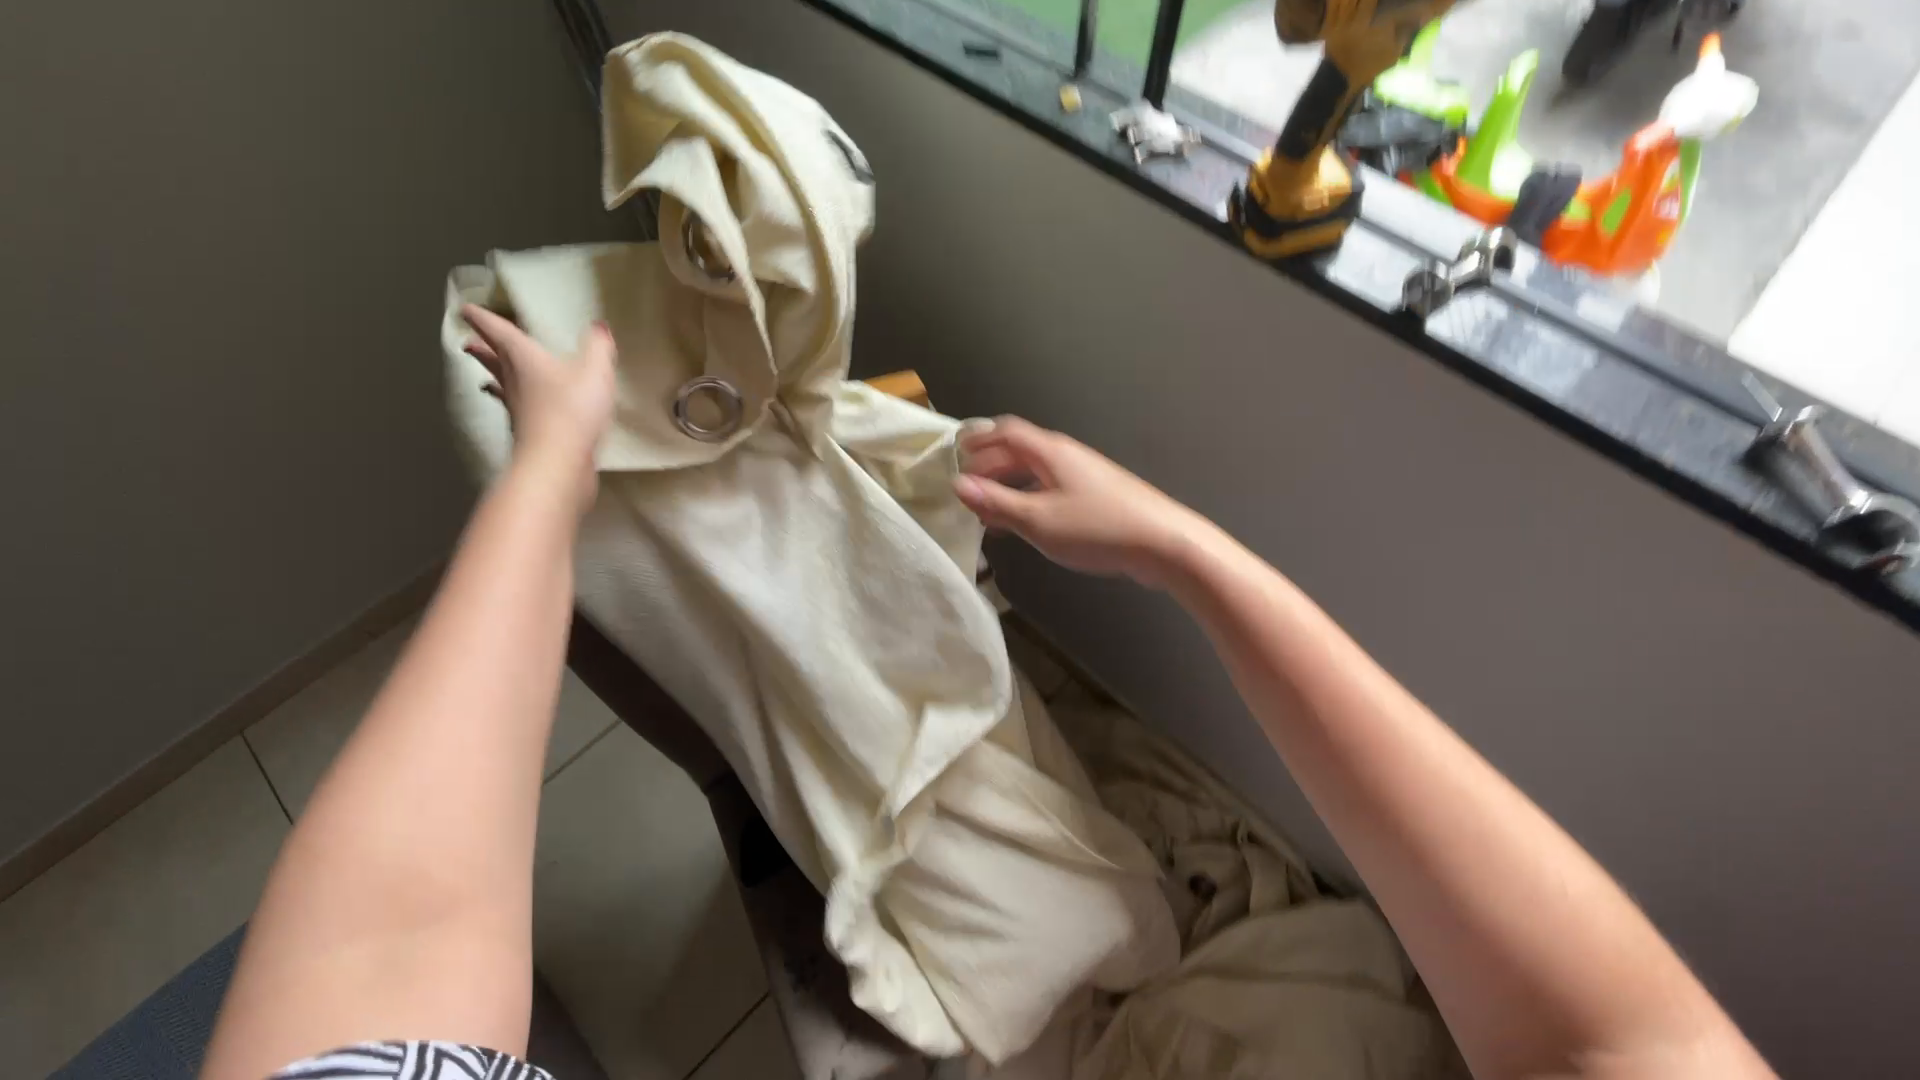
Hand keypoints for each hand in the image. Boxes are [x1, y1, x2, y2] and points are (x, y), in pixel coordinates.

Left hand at [462, 304, 615, 511]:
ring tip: (485, 378)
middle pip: (492, 359)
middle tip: (467, 343)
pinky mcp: (526, 431)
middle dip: (482, 349)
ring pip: (500, 385)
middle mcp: (512, 379)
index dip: (482, 318)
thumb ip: (598, 348)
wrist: (557, 461)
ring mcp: (516, 407)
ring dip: (492, 378)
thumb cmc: (572, 409)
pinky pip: (514, 409)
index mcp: (522, 356)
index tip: (466, 309)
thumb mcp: (595, 372)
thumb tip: (598, 327)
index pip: (497, 331)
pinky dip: (512, 404)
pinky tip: (519, 410)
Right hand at [954, 416, 1206, 587]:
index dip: (980, 440)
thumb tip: (959, 484)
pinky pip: (1052, 489)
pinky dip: (1030, 500)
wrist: (1163, 543)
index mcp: (1050, 452)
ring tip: (990, 512)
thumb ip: (997, 502)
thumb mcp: (1037, 519)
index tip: (957, 454)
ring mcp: (1085, 476)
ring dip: (1010, 487)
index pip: (1008, 432)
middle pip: (1021, 451)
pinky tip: (1026, 525)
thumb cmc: (1096, 527)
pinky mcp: (1098, 497)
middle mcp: (1067, 456)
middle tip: (969, 489)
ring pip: (1037, 473)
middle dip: (992, 467)